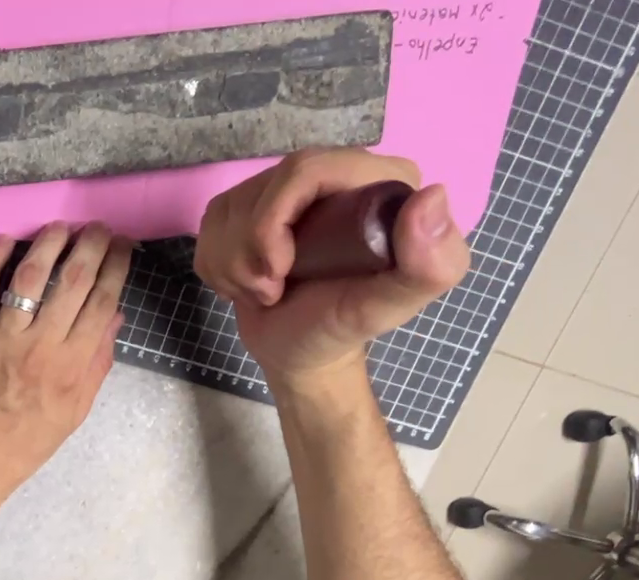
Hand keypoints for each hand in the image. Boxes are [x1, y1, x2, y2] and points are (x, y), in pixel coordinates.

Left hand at [0, 222, 133, 524]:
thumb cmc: (27, 444)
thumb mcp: (74, 412)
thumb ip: (96, 363)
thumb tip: (115, 316)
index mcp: (71, 367)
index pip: (102, 303)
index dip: (117, 267)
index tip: (124, 246)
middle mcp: (40, 346)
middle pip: (72, 281)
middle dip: (91, 245)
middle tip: (98, 227)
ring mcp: (0, 340)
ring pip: (29, 276)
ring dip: (48, 243)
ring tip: (60, 228)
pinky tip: (7, 241)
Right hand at [194, 148, 470, 386]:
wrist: (297, 352)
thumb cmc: (340, 330)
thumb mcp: (389, 307)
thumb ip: (429, 264)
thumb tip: (430, 196)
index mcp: (373, 182)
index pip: (304, 169)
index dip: (274, 219)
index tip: (279, 270)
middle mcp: (328, 178)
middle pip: (260, 189)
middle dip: (249, 250)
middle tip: (270, 288)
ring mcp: (280, 195)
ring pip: (227, 210)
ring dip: (233, 266)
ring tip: (264, 291)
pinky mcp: (244, 216)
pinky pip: (207, 227)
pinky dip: (216, 268)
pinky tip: (245, 284)